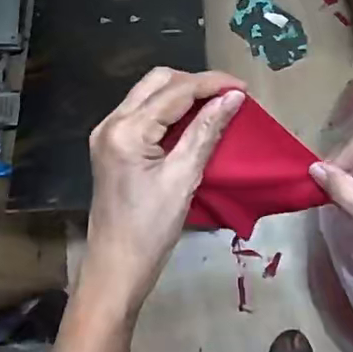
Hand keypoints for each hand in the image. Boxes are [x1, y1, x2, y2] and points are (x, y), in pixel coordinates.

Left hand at [81, 67, 245, 317]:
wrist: (115, 270)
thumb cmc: (150, 230)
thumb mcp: (184, 178)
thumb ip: (207, 131)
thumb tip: (233, 97)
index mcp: (126, 130)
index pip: (175, 91)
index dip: (212, 84)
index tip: (244, 87)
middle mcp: (111, 123)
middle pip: (158, 82)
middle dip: (196, 82)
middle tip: (230, 94)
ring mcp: (108, 134)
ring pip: (150, 94)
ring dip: (183, 93)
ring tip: (217, 103)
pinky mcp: (113, 146)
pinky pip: (144, 112)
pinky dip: (171, 109)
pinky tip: (194, 118)